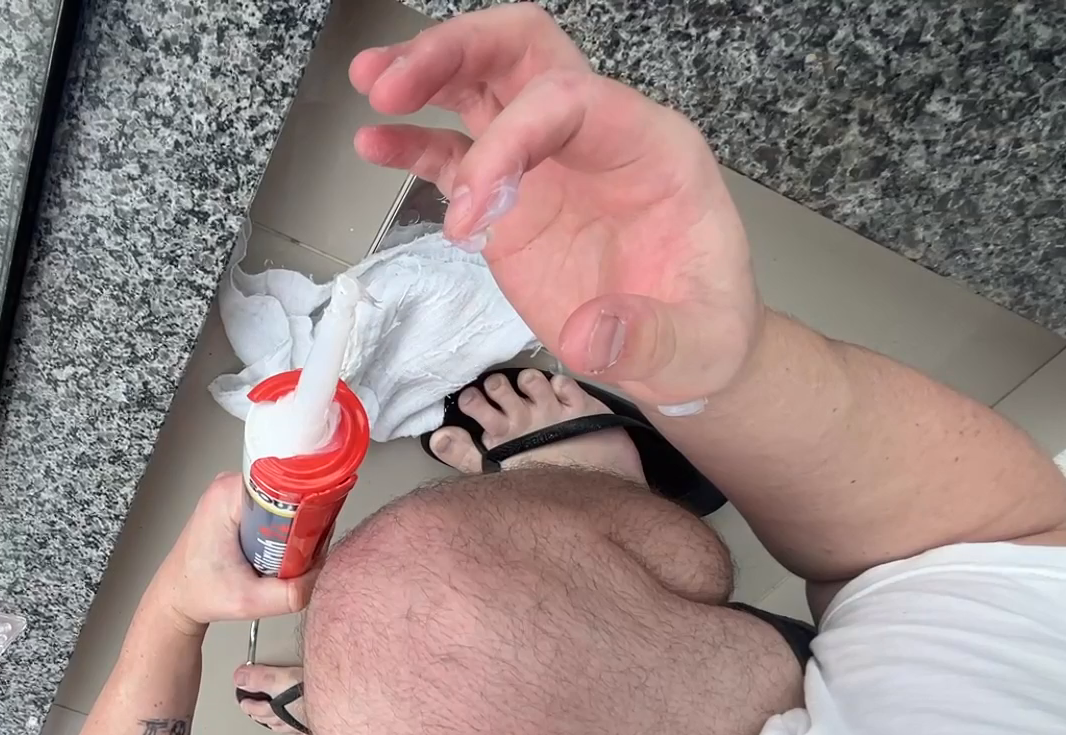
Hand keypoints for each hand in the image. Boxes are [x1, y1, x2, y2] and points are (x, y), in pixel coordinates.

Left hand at [147, 473, 313, 634]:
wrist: (177, 596)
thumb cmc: (200, 592)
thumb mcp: (250, 601)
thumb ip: (292, 593)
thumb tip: (321, 573)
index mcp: (228, 495)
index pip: (285, 481)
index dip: (307, 505)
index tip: (312, 532)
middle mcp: (229, 485)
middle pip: (287, 489)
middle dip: (301, 523)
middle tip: (295, 554)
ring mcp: (233, 491)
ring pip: (282, 500)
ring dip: (291, 528)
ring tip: (281, 556)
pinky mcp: (237, 502)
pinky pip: (272, 506)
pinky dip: (280, 529)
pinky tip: (275, 551)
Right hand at [350, 3, 761, 407]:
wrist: (675, 348)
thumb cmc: (696, 333)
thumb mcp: (694, 347)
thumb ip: (650, 339)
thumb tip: (589, 337)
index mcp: (647, 150)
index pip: (568, 101)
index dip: (506, 143)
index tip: (466, 215)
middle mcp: (592, 141)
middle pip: (522, 54)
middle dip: (456, 54)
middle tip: (391, 82)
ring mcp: (545, 167)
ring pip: (483, 85)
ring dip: (426, 76)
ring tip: (369, 82)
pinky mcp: (509, 203)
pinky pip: (456, 155)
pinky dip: (413, 146)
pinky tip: (373, 144)